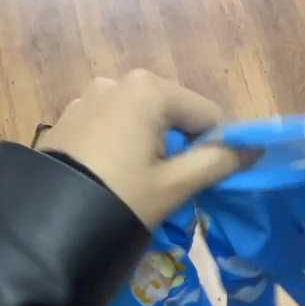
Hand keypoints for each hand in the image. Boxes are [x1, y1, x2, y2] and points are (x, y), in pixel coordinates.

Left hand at [37, 71, 244, 227]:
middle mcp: (116, 81)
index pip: (206, 113)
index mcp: (149, 88)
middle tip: (173, 186)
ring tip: (141, 186)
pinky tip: (113, 179)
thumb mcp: (175, 185)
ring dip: (150, 147)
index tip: (210, 179)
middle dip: (180, 146)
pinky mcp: (68, 119)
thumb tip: (253, 149)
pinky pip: (110, 128)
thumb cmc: (122, 198)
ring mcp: (87, 97)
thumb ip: (218, 162)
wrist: (51, 224)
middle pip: (171, 114)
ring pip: (139, 121)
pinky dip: (121, 148)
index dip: (217, 146)